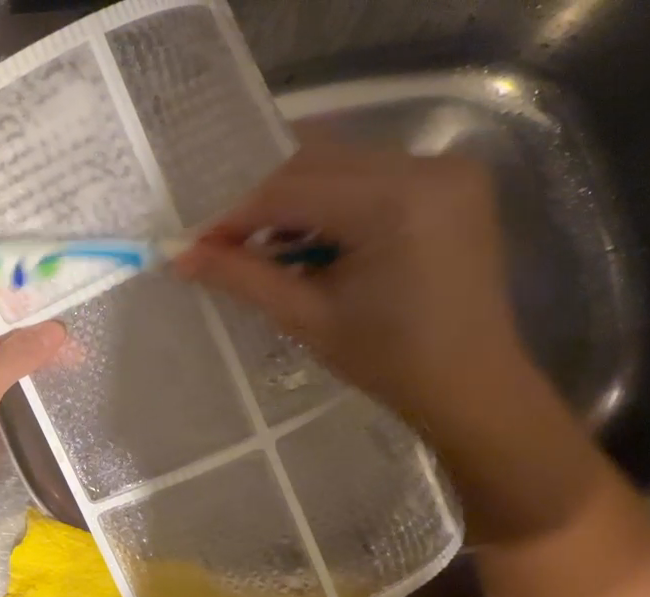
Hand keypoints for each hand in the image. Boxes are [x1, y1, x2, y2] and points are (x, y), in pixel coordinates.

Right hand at [172, 142, 525, 420]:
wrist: (469, 381)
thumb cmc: (387, 358)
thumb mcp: (305, 317)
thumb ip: (242, 277)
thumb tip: (180, 257)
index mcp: (396, 201)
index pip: (291, 188)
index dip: (234, 214)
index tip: (194, 244)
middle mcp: (426, 167)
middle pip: (316, 161)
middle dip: (260, 199)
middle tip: (219, 242)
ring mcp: (444, 169)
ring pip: (340, 163)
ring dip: (291, 197)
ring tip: (260, 245)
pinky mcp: (449, 182)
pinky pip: (370, 174)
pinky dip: (328, 200)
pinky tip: (306, 238)